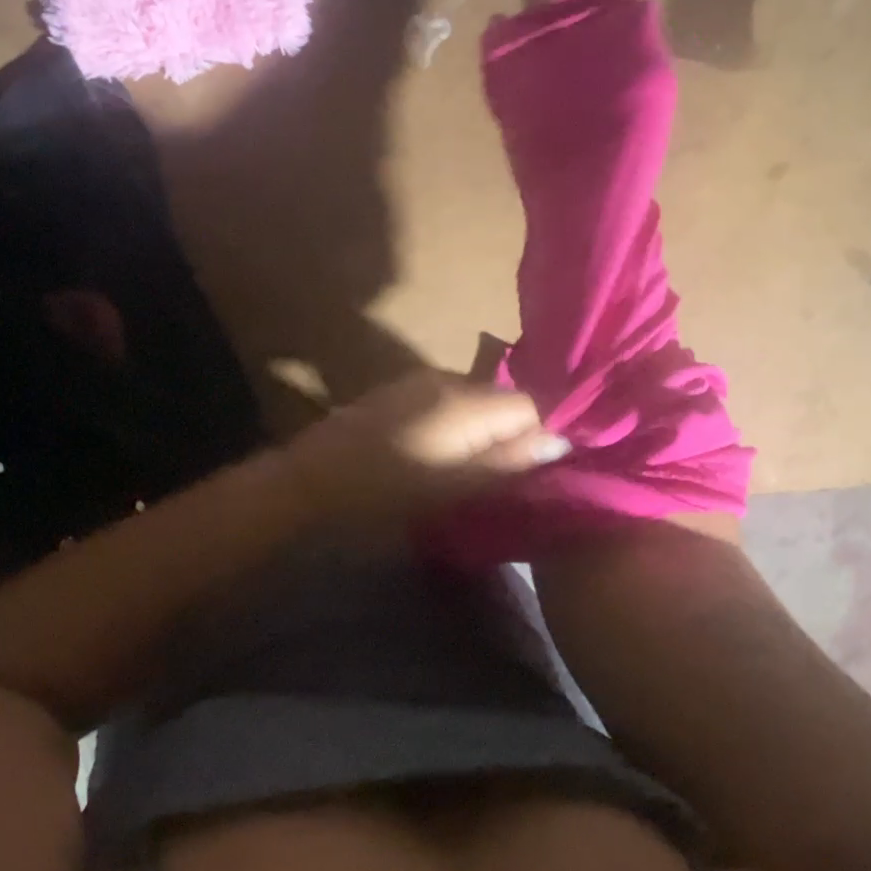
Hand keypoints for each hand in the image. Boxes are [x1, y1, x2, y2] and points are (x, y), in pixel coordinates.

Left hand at [277, 370, 569, 525]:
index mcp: (467, 399)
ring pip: (473, 401)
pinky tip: (440, 455)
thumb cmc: (384, 491)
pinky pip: (445, 403)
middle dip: (512, 433)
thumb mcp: (452, 487)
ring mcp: (417, 382)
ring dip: (481, 431)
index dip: (544, 435)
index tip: (541, 470)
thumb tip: (561, 440)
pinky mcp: (395, 393)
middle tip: (509, 477)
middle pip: (502, 399)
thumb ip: (507, 461)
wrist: (309, 481)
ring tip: (473, 471)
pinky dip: (454, 427)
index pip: (532, 403)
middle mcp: (448, 378)